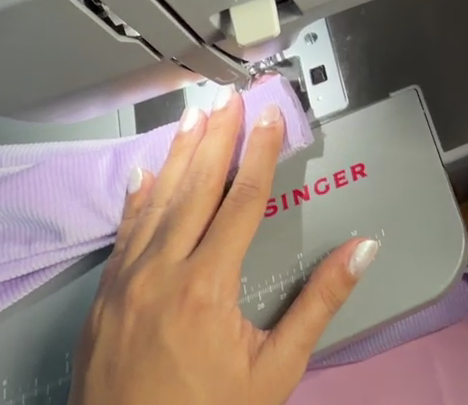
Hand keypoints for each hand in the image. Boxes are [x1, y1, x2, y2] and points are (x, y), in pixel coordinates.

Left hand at [70, 88, 378, 404]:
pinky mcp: (102, 300)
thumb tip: (365, 248)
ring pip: (157, 202)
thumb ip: (319, 304)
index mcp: (207, 286)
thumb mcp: (276, 371)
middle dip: (217, 136)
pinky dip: (137, 198)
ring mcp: (124, 285)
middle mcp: (161, 273)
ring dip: (179, 154)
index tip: (270, 113)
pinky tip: (143, 172)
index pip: (241, 199)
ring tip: (194, 114)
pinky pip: (123, 234)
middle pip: (196, 187)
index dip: (259, 151)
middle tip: (230, 95)